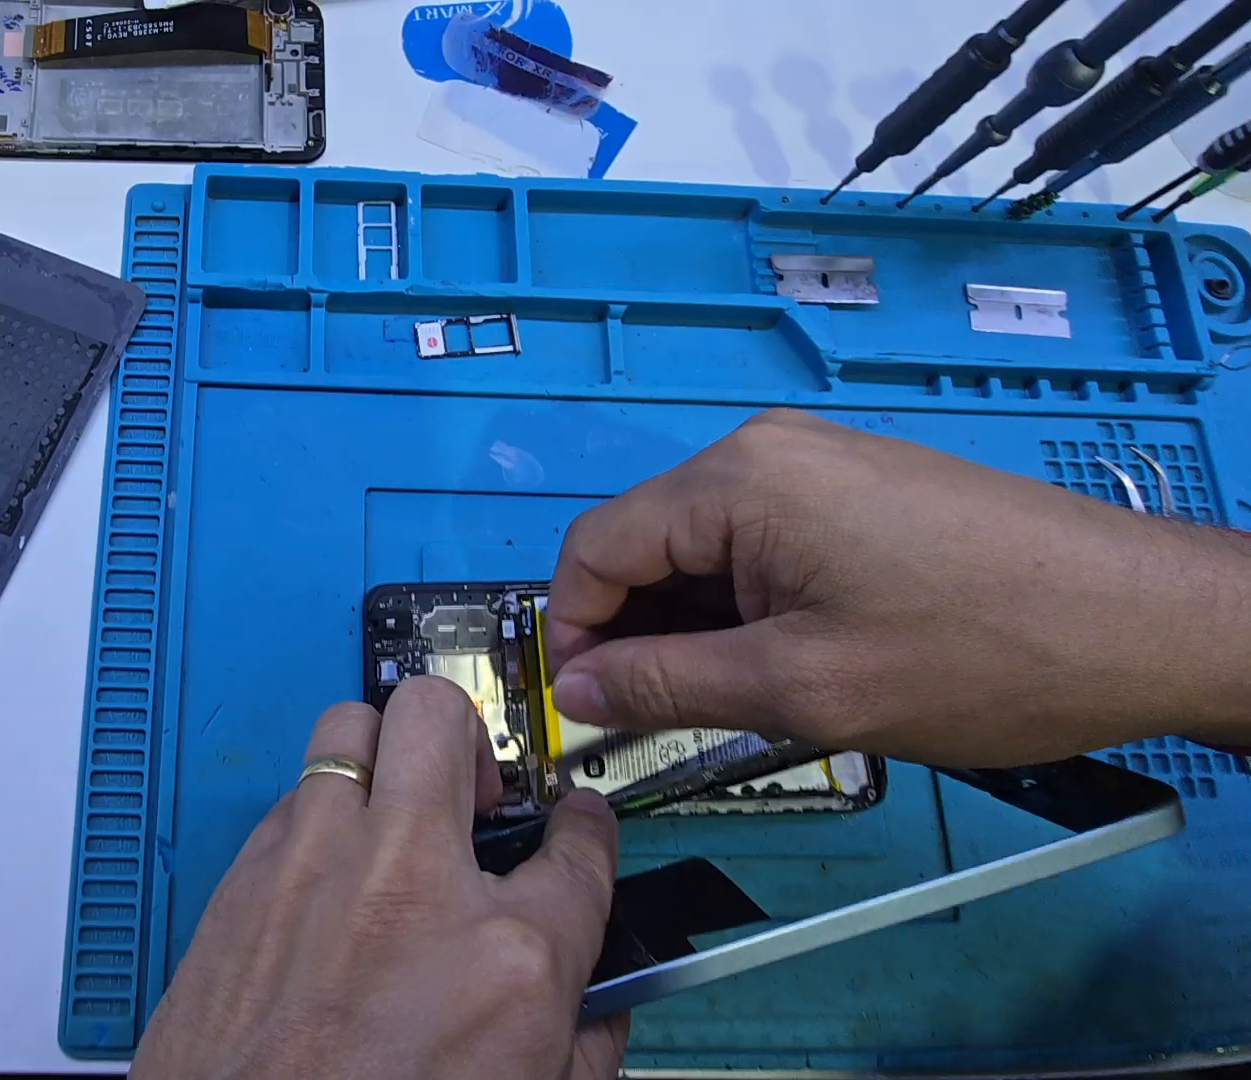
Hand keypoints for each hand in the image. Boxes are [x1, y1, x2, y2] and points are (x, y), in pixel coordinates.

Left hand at [131, 677, 628, 1079]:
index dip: (585, 828)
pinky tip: (329, 867)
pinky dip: (325, 812)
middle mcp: (409, 875)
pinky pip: (296, 794)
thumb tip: (598, 1002)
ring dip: (381, 750)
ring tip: (389, 801)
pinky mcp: (250, 868)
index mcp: (506, 955)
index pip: (576, 849)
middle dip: (464, 731)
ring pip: (351, 726)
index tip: (576, 821)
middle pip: (441, 718)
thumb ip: (577, 1045)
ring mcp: (318, 858)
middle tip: (465, 786)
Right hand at [545, 409, 1250, 766]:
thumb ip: (662, 687)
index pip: (595, 549)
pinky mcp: (834, 483)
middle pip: (639, 544)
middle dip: (629, 629)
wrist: (1171, 624)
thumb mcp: (799, 687)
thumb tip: (570, 694)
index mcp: (731, 482)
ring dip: (681, 620)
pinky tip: (765, 647)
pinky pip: (740, 540)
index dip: (572, 629)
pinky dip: (727, 600)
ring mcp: (798, 462)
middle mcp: (752, 453)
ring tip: (721, 685)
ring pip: (688, 547)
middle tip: (654, 707)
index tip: (584, 701)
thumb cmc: (978, 655)